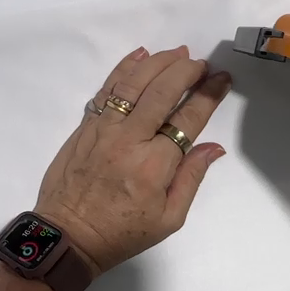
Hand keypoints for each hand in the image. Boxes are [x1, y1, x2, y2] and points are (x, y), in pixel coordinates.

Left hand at [33, 46, 231, 275]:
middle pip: (162, 91)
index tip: (222, 79)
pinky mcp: (85, 127)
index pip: (188, 118)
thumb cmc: (122, 233)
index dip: (208, 94)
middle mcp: (129, 139)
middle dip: (186, 71)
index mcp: (154, 165)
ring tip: (178, 53)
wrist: (67, 236)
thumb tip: (213, 147)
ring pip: (133, 83)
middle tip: (202, 63)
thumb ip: (191, 178)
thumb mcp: (169, 219)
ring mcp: (103, 129)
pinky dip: (123, 68)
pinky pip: (106, 90)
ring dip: (158, 62)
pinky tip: (139, 55)